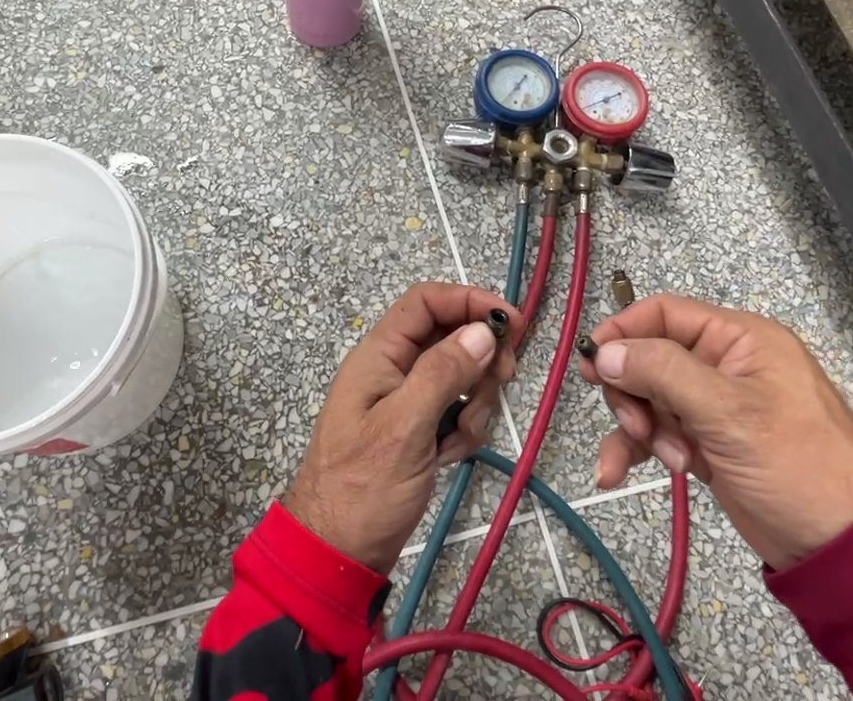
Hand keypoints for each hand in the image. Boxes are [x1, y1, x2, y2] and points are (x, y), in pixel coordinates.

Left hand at [284, 283, 520, 573]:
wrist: (339, 551)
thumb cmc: (362, 489)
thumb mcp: (403, 429)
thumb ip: (441, 375)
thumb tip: (483, 331)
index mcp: (379, 355)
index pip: (426, 302)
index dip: (469, 300)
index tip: (513, 323)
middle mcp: (393, 368)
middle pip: (451, 335)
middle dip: (480, 359)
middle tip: (500, 385)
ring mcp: (407, 399)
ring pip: (460, 374)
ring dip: (474, 401)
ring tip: (457, 438)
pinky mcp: (419, 428)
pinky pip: (456, 409)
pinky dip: (464, 428)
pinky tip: (450, 455)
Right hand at [580, 295, 852, 569]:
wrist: (842, 549)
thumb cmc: (797, 465)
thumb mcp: (728, 413)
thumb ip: (662, 373)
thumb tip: (604, 352)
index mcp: (739, 339)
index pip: (664, 313)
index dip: (623, 331)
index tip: (592, 361)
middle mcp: (722, 365)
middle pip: (648, 357)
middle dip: (633, 392)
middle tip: (637, 425)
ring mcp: (712, 405)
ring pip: (647, 398)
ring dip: (639, 428)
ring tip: (667, 460)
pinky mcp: (704, 441)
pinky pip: (655, 433)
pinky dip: (634, 450)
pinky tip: (613, 474)